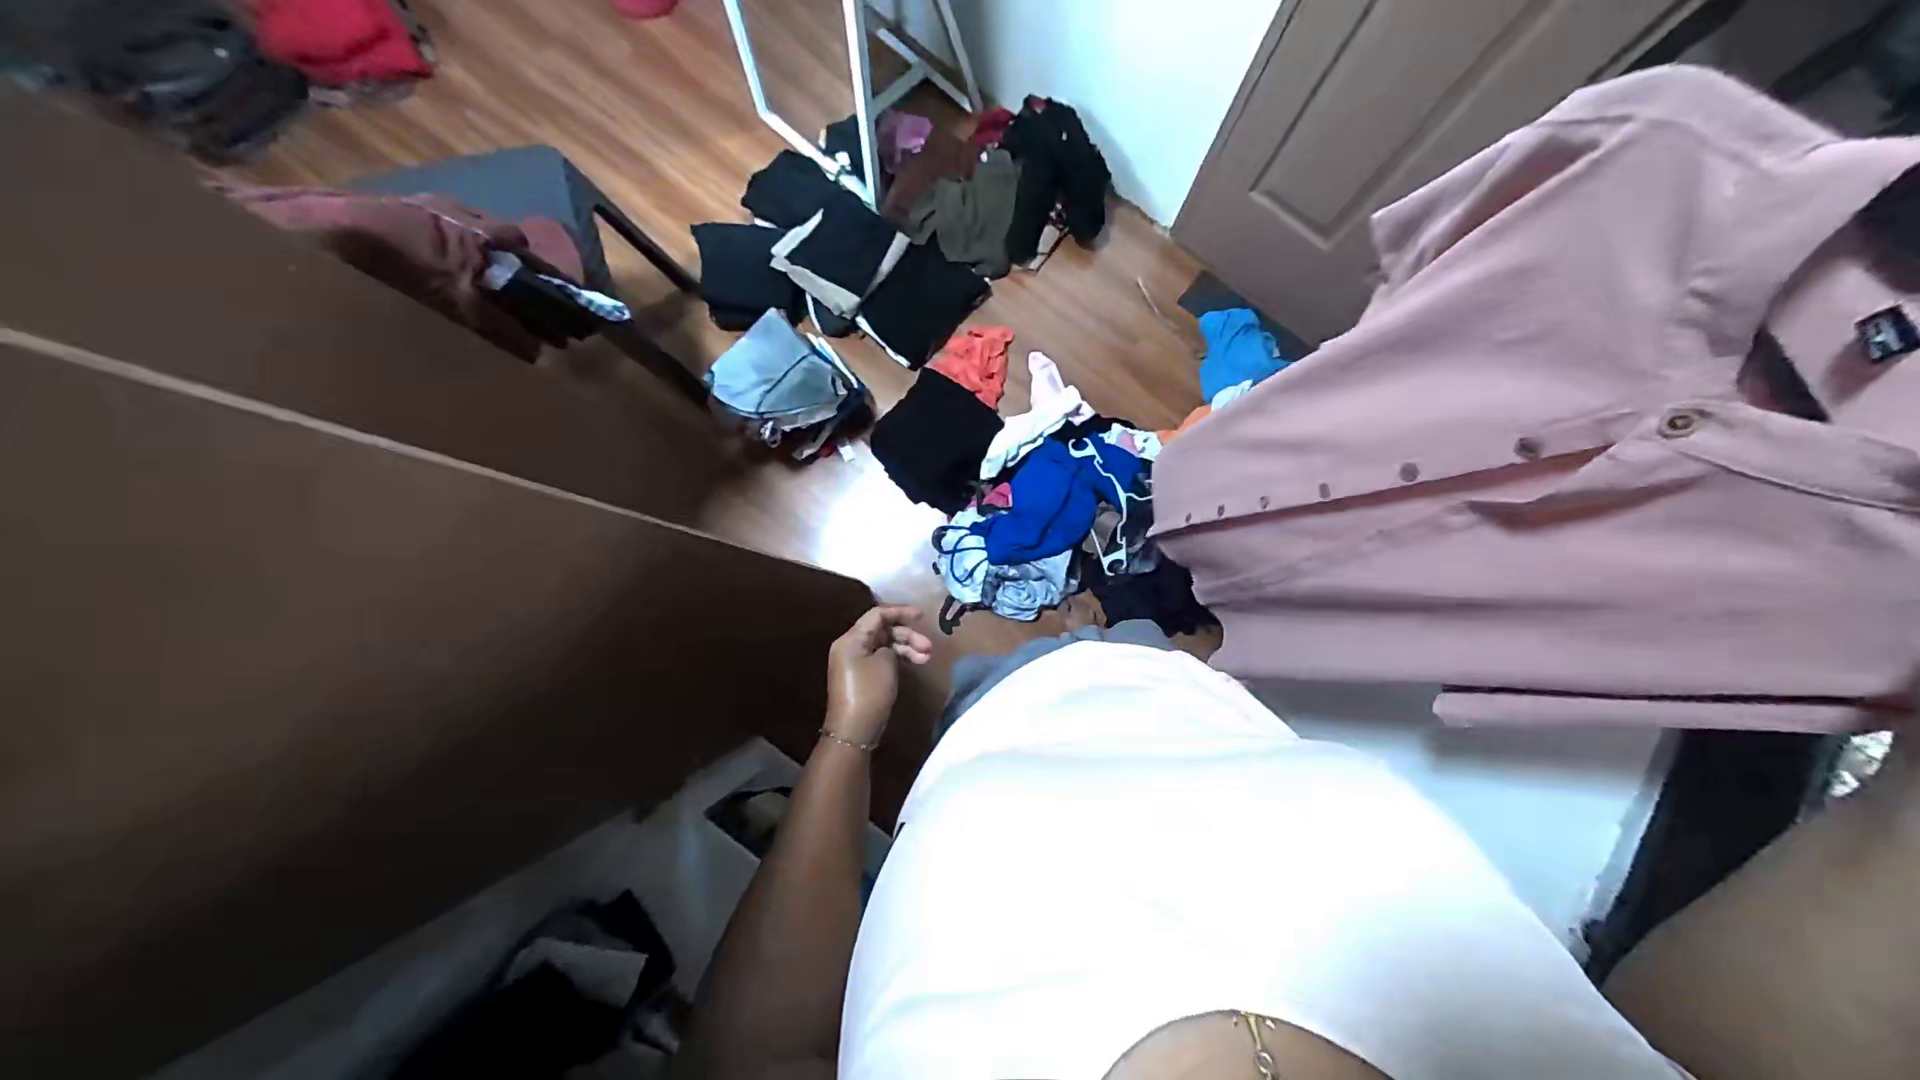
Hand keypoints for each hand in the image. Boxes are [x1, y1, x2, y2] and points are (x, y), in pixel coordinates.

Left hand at [825, 604, 932, 746]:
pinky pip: (882, 658)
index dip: (900, 612)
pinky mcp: (863, 675)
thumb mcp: (885, 663)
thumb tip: (890, 648)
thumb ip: (890, 646)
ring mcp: (856, 661)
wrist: (853, 731)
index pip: (877, 615)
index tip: (922, 616)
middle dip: (908, 635)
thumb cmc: (869, 693)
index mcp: (851, 639)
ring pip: (885, 645)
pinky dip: (899, 658)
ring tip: (926, 658)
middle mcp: (851, 646)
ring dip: (907, 648)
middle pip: (883, 630)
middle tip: (929, 647)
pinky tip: (915, 663)